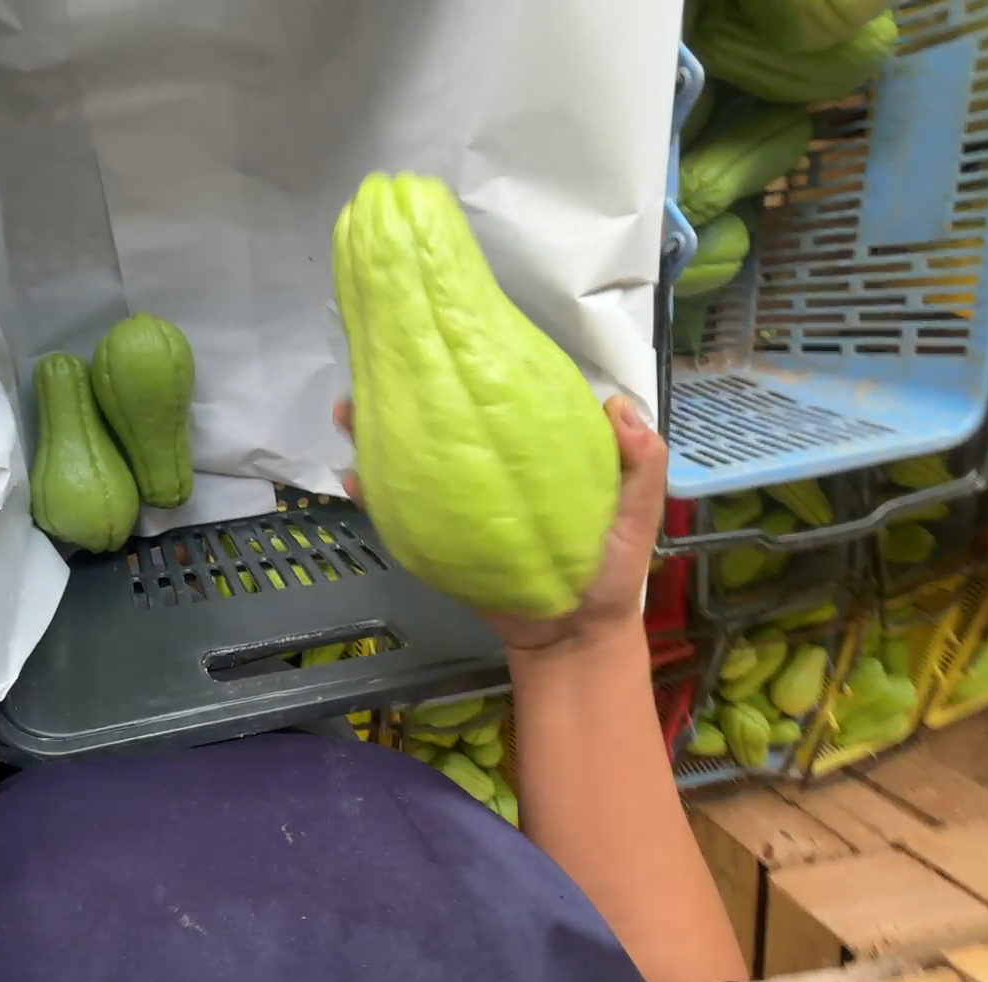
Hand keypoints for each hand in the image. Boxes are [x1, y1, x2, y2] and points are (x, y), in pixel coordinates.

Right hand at [333, 395, 668, 653]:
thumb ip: (640, 466)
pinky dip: (371, 493)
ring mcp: (455, 501)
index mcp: (527, 452)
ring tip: (347, 412)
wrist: (569, 634)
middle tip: (371, 373)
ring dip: (373, 434)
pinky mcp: (435, 534)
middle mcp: (483, 467)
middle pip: (437, 421)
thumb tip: (615, 405)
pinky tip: (351, 479)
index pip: (490, 400)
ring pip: (409, 458)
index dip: (462, 368)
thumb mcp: (636, 516)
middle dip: (399, 393)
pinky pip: (397, 510)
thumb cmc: (607, 572)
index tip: (436, 341)